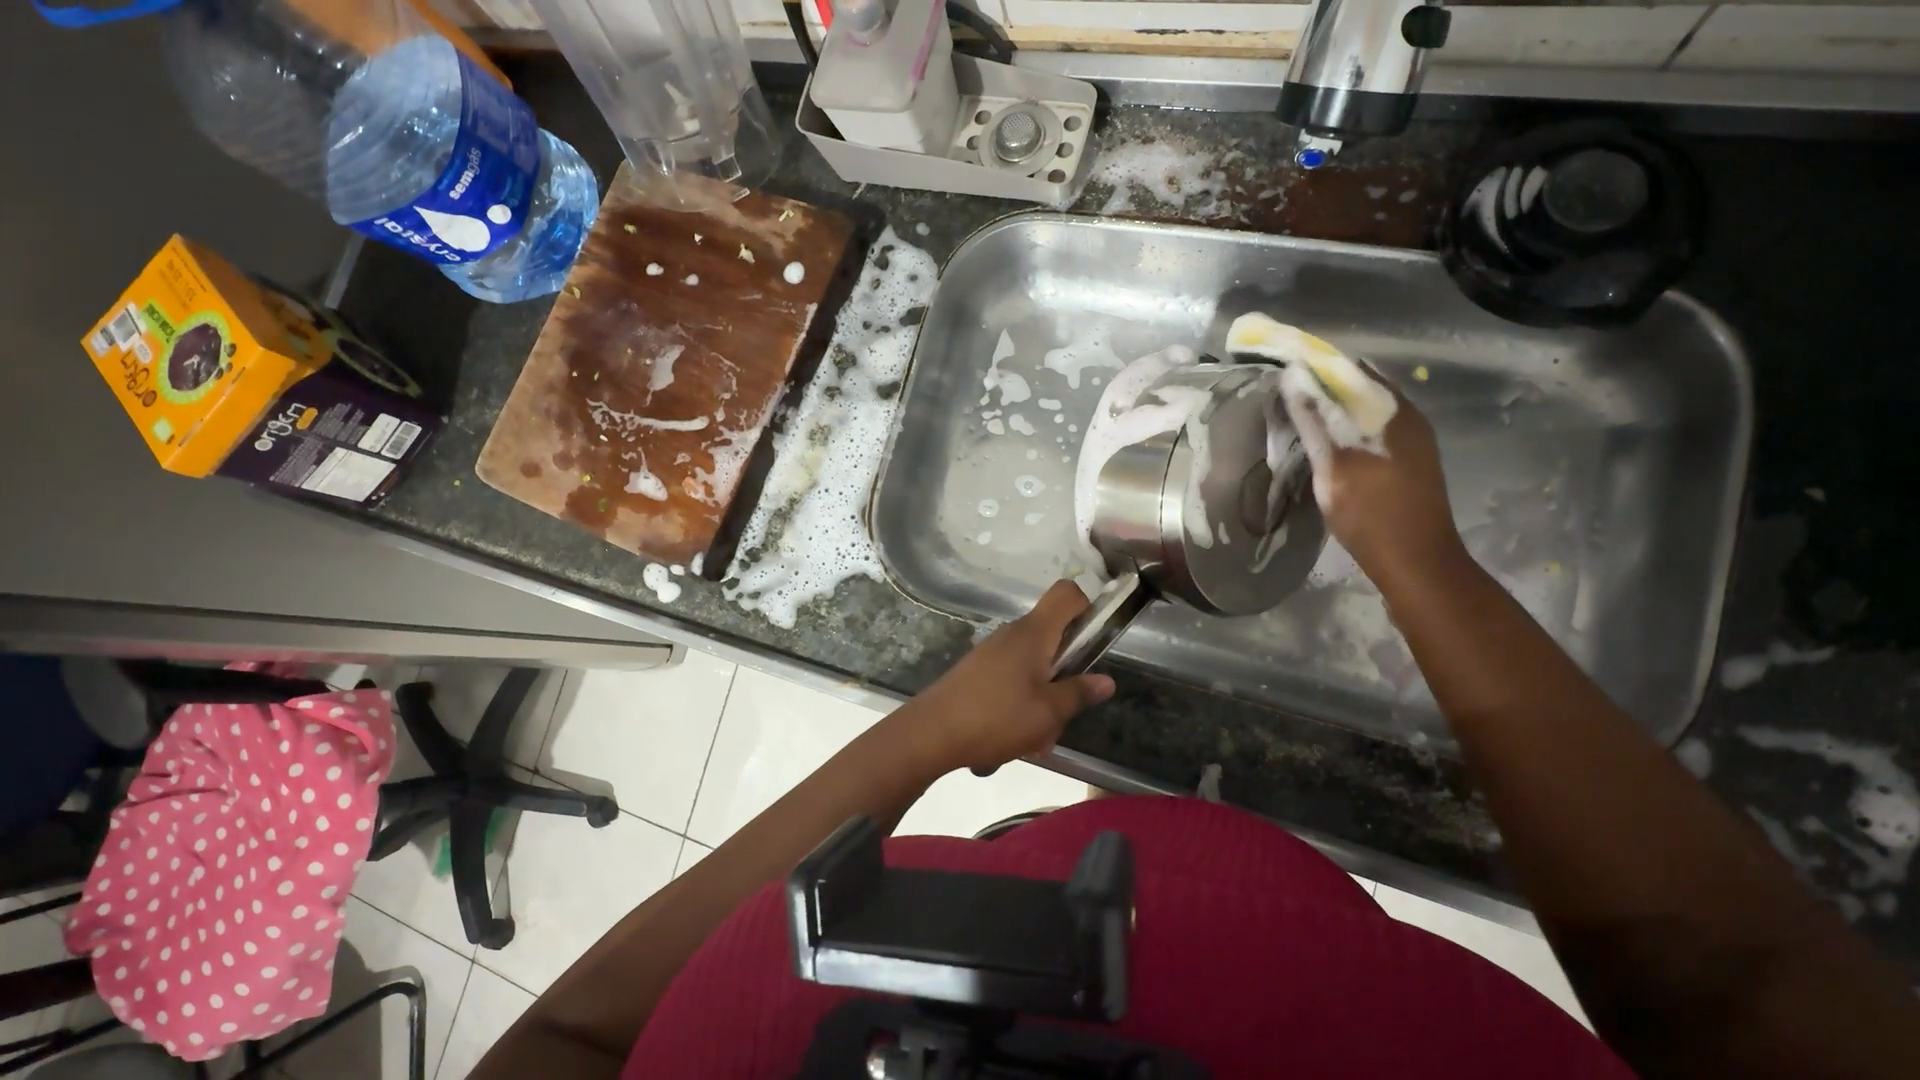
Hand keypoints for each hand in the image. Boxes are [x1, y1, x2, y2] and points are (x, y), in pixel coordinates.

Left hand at [901, 581, 1116, 772]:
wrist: (930, 734)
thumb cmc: (996, 717)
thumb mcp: (1048, 713)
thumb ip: (1079, 694)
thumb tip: (1107, 680)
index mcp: (1033, 633)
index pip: (1066, 593)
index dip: (1087, 606)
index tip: (1094, 640)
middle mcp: (1012, 635)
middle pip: (1053, 638)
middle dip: (1067, 673)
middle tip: (1065, 710)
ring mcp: (992, 653)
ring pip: (1034, 667)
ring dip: (1044, 698)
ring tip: (1038, 738)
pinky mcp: (978, 672)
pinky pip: (1012, 681)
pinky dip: (1021, 705)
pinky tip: (1015, 738)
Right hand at [1280, 366, 1464, 582]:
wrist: (1416, 564)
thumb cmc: (1372, 513)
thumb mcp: (1334, 466)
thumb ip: (1314, 422)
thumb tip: (1293, 379)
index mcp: (1396, 412)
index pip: (1353, 371)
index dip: (1319, 368)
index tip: (1286, 371)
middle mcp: (1410, 419)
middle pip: (1363, 391)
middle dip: (1326, 389)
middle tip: (1288, 395)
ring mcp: (1413, 444)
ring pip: (1368, 414)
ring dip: (1337, 412)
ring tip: (1301, 417)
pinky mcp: (1409, 465)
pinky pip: (1374, 433)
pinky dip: (1349, 431)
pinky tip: (1328, 445)